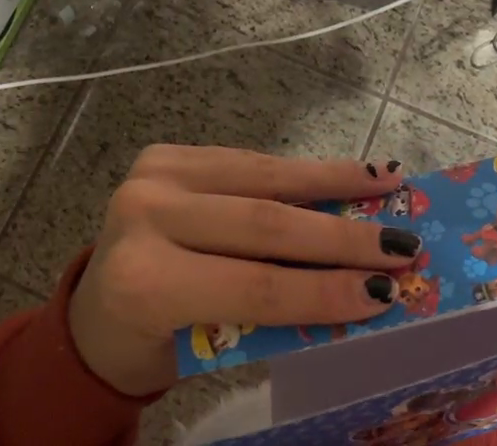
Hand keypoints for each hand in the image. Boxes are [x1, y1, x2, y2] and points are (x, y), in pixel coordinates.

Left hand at [66, 145, 422, 395]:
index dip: (323, 287)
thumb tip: (361, 293)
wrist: (94, 310)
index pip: (253, 283)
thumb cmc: (154, 343)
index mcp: (145, 279)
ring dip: (332, 181)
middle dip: (342, 235)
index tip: (385, 293)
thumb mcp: (208, 344)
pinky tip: (343, 172)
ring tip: (387, 182)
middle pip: (263, 222)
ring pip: (262, 177)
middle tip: (402, 243)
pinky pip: (248, 162)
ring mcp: (155, 174)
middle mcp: (145, 213)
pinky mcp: (166, 153)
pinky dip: (298, 171)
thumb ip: (272, 315)